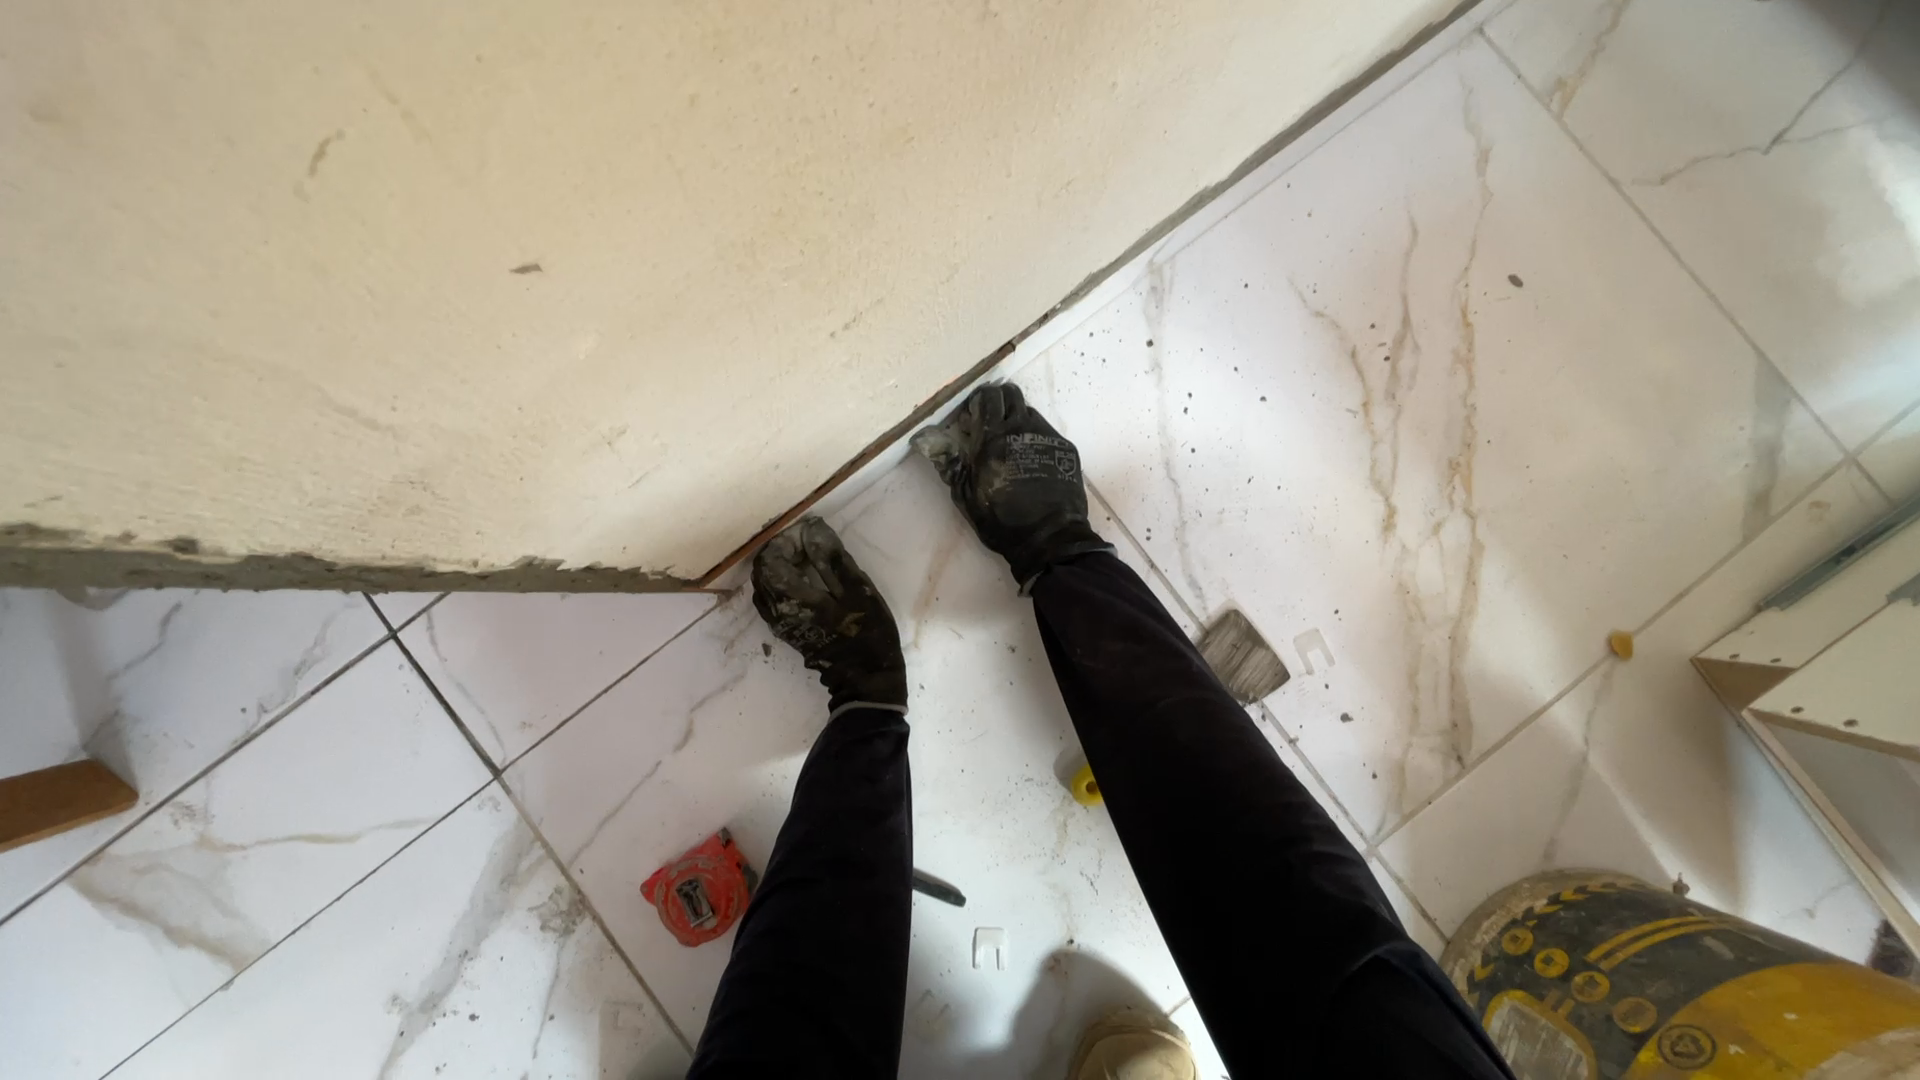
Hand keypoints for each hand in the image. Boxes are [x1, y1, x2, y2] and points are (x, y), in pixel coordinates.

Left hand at [752, 516, 906, 715]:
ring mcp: (779, 624)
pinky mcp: (785, 631)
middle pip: (762, 572)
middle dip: (779, 551)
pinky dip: (779, 583)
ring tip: (803, 557)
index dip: (784, 540)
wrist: (866, 678)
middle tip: (806, 541)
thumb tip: (815, 531)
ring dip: (777, 567)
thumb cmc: (868, 634)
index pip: (771, 560)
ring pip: (763, 586)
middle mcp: (779, 612)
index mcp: (795, 600)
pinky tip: (801, 579)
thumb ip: (834, 560)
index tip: (806, 531)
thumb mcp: (859, 591)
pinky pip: (769, 600)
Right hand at [911, 382, 1111, 592]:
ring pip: (1029, 412)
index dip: (977, 401)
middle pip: (1011, 394)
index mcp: (994, 437)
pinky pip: (1046, 431)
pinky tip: (1031, 461)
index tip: (971, 417)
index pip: (988, 397)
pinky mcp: (1066, 448)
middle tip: (990, 423)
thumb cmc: (1001, 520)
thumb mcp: (965, 496)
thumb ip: (949, 462)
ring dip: (1017, 419)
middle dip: (998, 402)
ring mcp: (1047, 436)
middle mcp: (1023, 428)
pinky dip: (1034, 437)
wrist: (1049, 538)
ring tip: (1011, 445)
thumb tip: (926, 439)